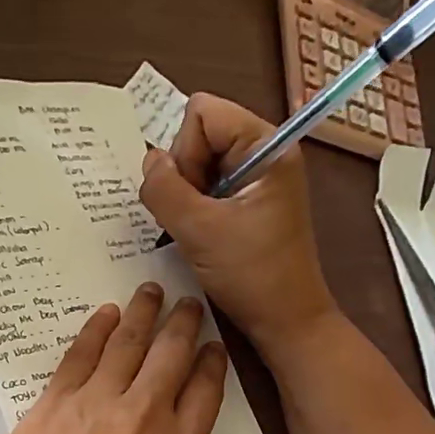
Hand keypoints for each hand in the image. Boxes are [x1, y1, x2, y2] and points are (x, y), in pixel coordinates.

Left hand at [0, 283, 227, 433]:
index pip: (205, 392)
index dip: (211, 363)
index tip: (212, 345)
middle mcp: (145, 418)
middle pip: (171, 356)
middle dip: (184, 323)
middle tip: (189, 302)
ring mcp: (96, 405)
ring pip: (129, 344)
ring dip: (144, 312)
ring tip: (152, 290)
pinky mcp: (53, 402)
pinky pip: (81, 354)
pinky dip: (97, 329)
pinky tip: (107, 314)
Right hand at [138, 93, 339, 353]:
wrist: (286, 321)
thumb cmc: (252, 275)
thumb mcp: (199, 230)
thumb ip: (164, 189)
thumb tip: (148, 160)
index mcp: (266, 146)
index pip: (202, 112)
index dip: (184, 150)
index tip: (193, 194)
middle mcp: (262, 154)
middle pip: (198, 135)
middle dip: (184, 174)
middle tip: (194, 217)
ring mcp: (254, 180)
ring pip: (197, 164)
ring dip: (186, 196)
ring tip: (197, 231)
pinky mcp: (246, 203)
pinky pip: (205, 188)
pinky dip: (193, 209)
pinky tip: (198, 236)